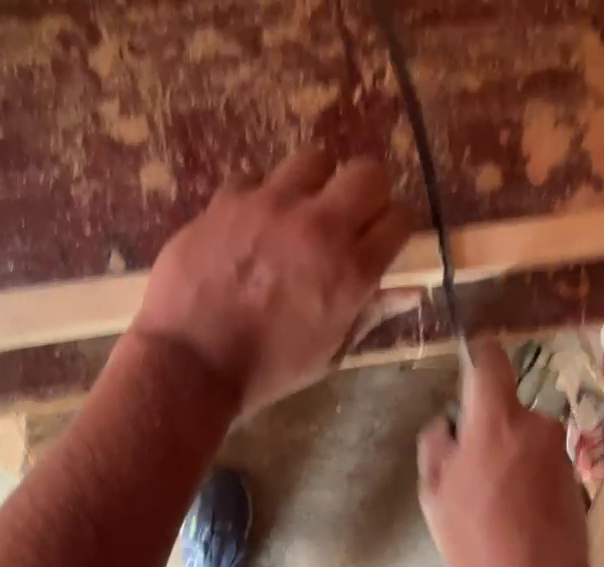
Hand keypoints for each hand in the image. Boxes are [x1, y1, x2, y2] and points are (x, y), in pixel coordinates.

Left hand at [128, 148, 416, 416]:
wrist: (191, 363)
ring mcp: (271, 206)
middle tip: (350, 219)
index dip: (395, 229)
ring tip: (300, 214)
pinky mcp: (227, 200)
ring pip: (314, 160)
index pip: (400, 220)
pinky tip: (252, 225)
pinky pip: (256, 179)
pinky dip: (261, 197)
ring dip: (316, 184)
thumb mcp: (330, 350)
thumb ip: (371, 312)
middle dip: (367, 194)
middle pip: (368, 174)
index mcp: (352, 270)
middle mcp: (319, 227)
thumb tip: (412, 293)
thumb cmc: (269, 369)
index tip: (384, 241)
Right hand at [418, 339, 603, 566]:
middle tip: (467, 472)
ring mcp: (560, 454)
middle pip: (506, 411)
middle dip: (488, 429)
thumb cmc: (475, 540)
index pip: (491, 362)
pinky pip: (541, 467)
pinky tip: (517, 519)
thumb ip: (436, 445)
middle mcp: (536, 426)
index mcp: (496, 420)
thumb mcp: (434, 493)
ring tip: (492, 507)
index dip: (478, 353)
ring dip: (509, 458)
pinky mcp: (575, 481)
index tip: (471, 353)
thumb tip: (447, 425)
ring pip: (524, 441)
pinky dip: (528, 481)